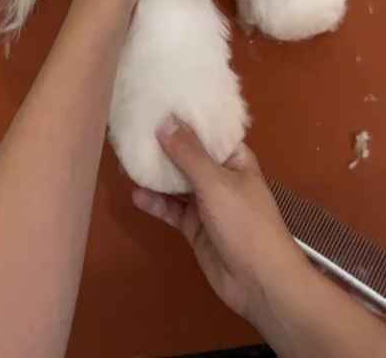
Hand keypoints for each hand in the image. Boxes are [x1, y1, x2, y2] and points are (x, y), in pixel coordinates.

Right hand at [131, 119, 310, 326]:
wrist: (258, 282)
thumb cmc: (245, 223)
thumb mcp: (216, 183)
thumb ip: (188, 153)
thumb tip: (164, 121)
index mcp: (234, 158)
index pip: (208, 130)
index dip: (187, 117)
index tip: (160, 102)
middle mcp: (220, 176)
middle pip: (188, 155)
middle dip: (164, 145)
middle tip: (134, 131)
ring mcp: (207, 203)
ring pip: (177, 182)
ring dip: (155, 174)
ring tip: (127, 161)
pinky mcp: (195, 227)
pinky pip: (172, 209)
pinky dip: (155, 202)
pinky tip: (136, 194)